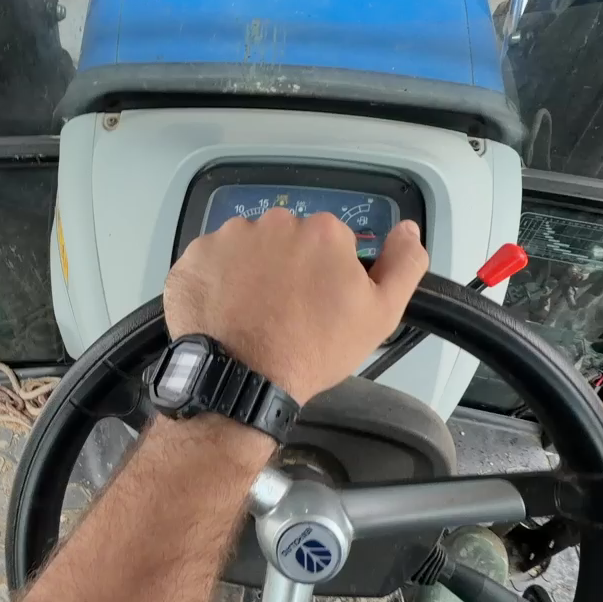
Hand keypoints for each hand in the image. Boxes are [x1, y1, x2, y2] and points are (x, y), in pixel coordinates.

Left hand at [164, 210, 429, 402]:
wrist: (243, 378)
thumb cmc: (312, 350)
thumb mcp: (379, 315)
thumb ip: (403, 265)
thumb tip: (410, 230)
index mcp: (322, 232)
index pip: (330, 243)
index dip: (326, 274)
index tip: (318, 302)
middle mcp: (274, 223)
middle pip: (286, 240)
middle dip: (286, 267)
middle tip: (285, 310)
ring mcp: (228, 238)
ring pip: (247, 248)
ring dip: (250, 271)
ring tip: (252, 314)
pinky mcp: (193, 257)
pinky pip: (210, 262)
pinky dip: (216, 281)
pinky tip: (225, 311)